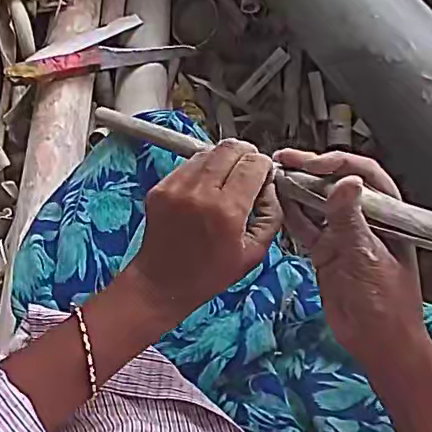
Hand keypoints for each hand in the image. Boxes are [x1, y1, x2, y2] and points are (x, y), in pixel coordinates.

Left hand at [119, 139, 281, 325]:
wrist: (162, 282)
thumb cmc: (208, 274)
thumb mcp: (254, 252)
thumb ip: (271, 214)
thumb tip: (270, 185)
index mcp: (226, 211)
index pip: (253, 164)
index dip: (264, 166)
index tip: (265, 175)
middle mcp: (199, 194)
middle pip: (231, 149)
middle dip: (245, 156)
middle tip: (249, 172)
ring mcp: (176, 188)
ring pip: (209, 153)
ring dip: (223, 161)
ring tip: (226, 182)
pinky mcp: (160, 188)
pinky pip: (188, 164)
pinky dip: (202, 170)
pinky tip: (205, 189)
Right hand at [274, 148, 426, 360]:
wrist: (377, 342)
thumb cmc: (385, 303)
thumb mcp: (367, 257)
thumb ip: (351, 219)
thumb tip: (346, 182)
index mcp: (388, 215)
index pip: (365, 175)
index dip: (338, 163)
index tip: (313, 164)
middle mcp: (365, 220)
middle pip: (337, 184)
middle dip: (311, 169)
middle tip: (285, 160)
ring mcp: (343, 236)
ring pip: (318, 202)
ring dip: (297, 188)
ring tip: (275, 174)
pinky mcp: (326, 252)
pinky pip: (306, 227)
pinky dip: (291, 214)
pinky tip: (277, 201)